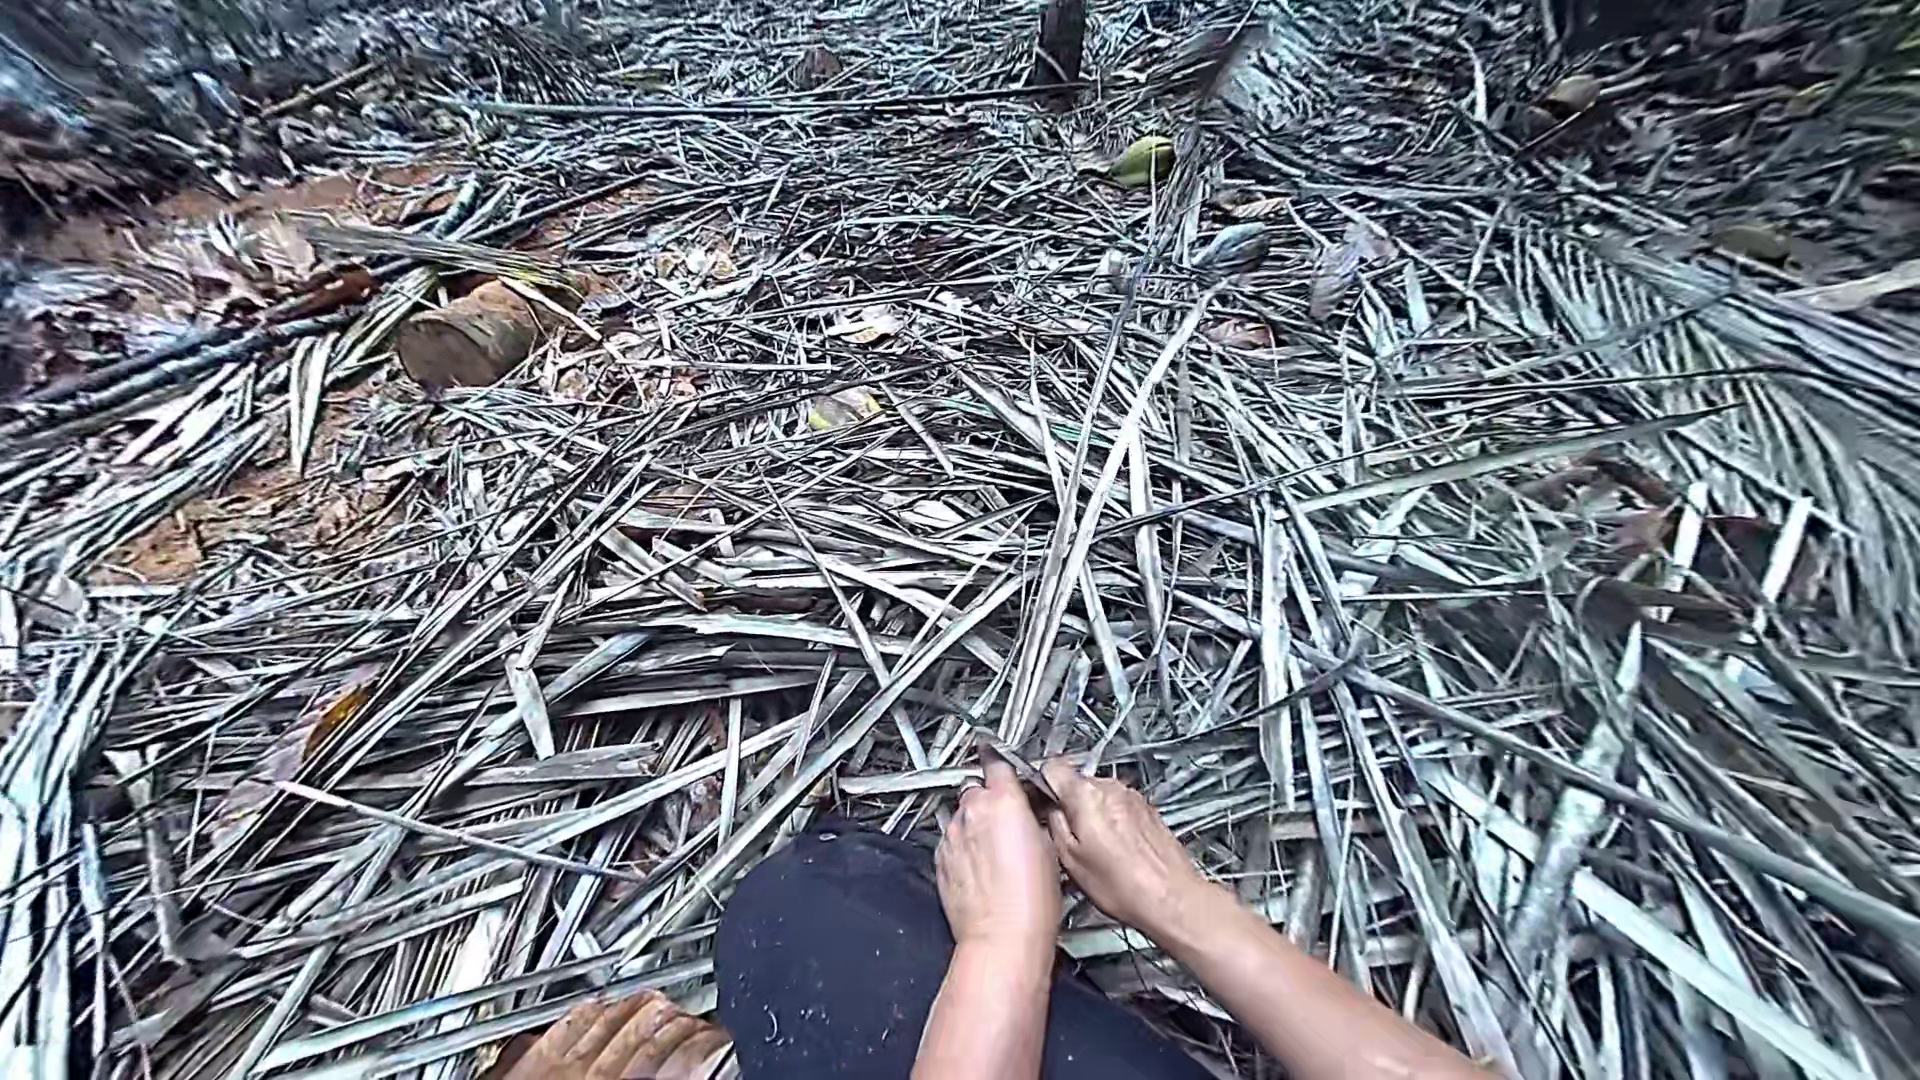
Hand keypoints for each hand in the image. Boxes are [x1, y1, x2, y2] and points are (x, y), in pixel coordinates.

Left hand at [935, 758, 1061, 957]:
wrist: (1001, 939)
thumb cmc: (1031, 902)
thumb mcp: (1049, 847)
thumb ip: (1034, 817)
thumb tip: (1030, 813)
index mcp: (1003, 801)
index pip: (997, 761)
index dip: (1000, 759)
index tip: (998, 757)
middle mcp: (973, 810)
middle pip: (979, 789)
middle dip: (991, 799)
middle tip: (1009, 822)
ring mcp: (953, 833)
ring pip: (964, 815)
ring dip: (977, 824)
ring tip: (996, 851)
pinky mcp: (941, 857)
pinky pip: (952, 839)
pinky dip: (964, 846)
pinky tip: (982, 867)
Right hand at [1041, 758, 1214, 937]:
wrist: (1172, 898)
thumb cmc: (1125, 886)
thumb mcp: (1070, 860)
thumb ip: (1052, 823)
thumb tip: (1048, 809)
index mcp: (1085, 794)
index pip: (1050, 768)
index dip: (1040, 785)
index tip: (1038, 800)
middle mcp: (1109, 787)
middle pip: (1075, 782)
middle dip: (1067, 804)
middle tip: (1067, 836)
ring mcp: (1130, 796)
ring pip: (1096, 795)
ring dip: (1091, 813)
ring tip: (1095, 849)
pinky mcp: (1145, 808)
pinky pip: (1117, 805)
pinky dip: (1111, 820)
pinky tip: (1116, 849)